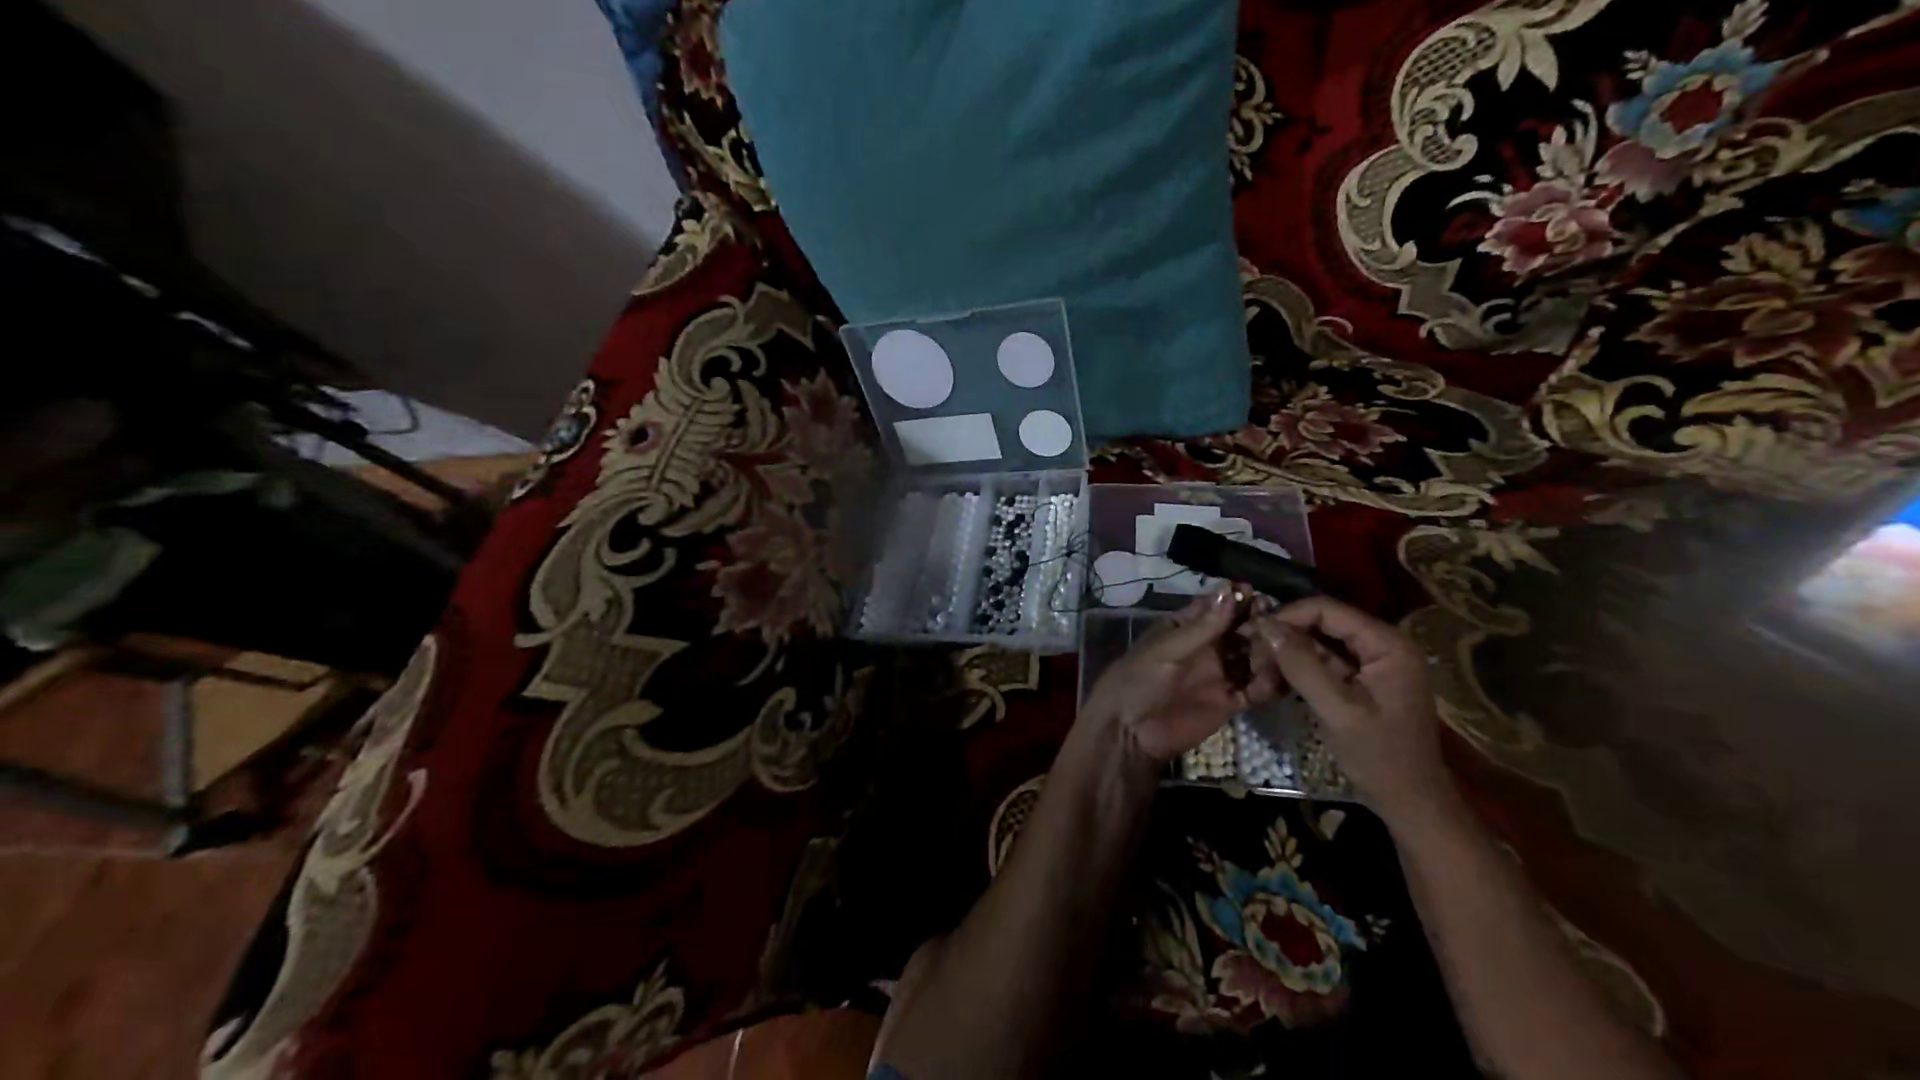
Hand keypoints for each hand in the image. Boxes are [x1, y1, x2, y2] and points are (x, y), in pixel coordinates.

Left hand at [1082, 584, 1269, 763]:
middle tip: (1276, 624)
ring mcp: (1221, 673)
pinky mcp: (1231, 701)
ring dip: (1268, 653)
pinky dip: (1269, 684)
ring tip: (1280, 651)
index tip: (1258, 595)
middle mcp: (1209, 646)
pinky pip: (1256, 689)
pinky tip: (1274, 680)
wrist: (1129, 731)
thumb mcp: (1166, 649)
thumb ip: (1201, 626)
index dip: (1239, 600)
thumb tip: (1229, 590)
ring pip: (1254, 657)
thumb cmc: (1138, 680)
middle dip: (1260, 625)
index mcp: (1187, 627)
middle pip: (1242, 630)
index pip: (1219, 607)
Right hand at [1242, 596, 1454, 820]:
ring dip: (1284, 658)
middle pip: (1319, 624)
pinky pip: (1320, 664)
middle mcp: (1380, 645)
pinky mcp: (1358, 681)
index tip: (1251, 635)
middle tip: (1253, 664)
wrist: (1409, 801)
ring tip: (1259, 680)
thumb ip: (1302, 665)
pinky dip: (1295, 673)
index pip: (1327, 610)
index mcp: (1387, 644)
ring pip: (1315, 645)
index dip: (1286, 617)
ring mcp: (1370, 664)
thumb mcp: (1338, 710)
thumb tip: (1265, 626)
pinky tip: (1272, 686)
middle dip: (1282, 641)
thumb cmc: (1380, 756)